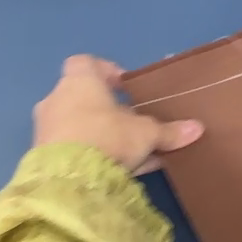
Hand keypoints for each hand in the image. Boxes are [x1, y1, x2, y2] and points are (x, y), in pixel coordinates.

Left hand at [33, 55, 203, 174]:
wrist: (69, 177)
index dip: (106, 72)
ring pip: (80, 125)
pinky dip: (95, 154)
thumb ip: (169, 131)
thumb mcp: (147, 133)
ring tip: (133, 153)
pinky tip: (120, 170)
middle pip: (85, 98)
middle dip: (110, 111)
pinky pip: (75, 148)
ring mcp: (48, 128)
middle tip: (135, 125)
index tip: (126, 88)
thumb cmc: (108, 136)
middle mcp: (57, 100)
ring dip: (104, 135)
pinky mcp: (45, 155)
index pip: (86, 63)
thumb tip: (197, 128)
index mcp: (79, 83)